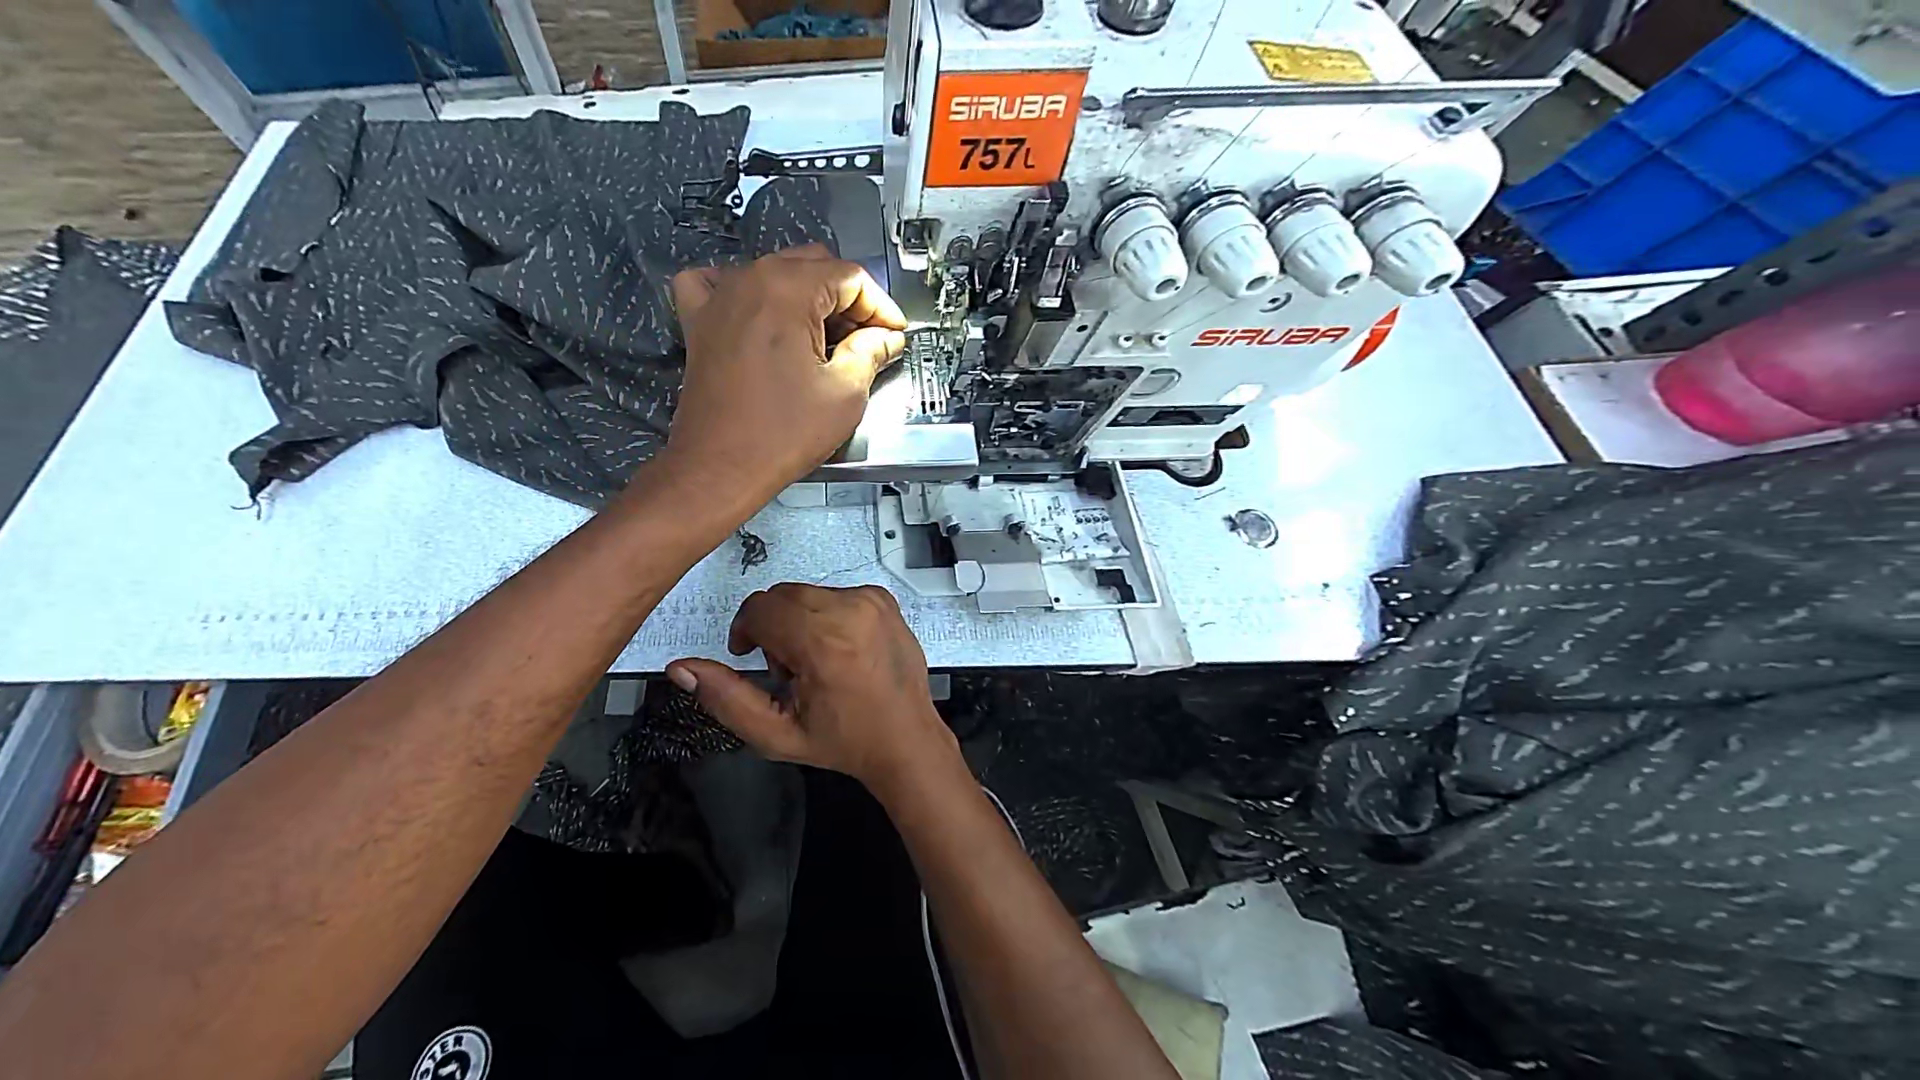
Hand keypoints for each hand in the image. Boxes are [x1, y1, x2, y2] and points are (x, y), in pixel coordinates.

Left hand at [664, 246, 906, 502]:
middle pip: (814, 266)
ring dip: (808, 298)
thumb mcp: (845, 393)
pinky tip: (764, 317)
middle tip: (868, 338)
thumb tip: (884, 339)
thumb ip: (870, 353)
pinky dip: (748, 294)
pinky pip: (722, 285)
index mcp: (787, 291)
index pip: (850, 276)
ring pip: (776, 274)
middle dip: (848, 299)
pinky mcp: (701, 322)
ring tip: (826, 339)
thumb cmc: (777, 436)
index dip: (880, 305)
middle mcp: (748, 281)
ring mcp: (719, 299)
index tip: (892, 331)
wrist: (720, 468)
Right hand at [666, 584, 960, 794]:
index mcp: (824, 641)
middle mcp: (851, 610)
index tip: (751, 656)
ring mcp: (871, 601)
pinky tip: (839, 650)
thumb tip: (683, 668)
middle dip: (774, 628)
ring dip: (799, 621)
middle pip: (781, 597)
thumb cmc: (846, 740)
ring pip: (806, 594)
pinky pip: (834, 594)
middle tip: (790, 670)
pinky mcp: (883, 599)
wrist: (906, 739)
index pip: (760, 608)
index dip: (746, 632)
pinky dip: (826, 616)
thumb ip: (724, 697)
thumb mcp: (775, 733)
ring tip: (818, 663)